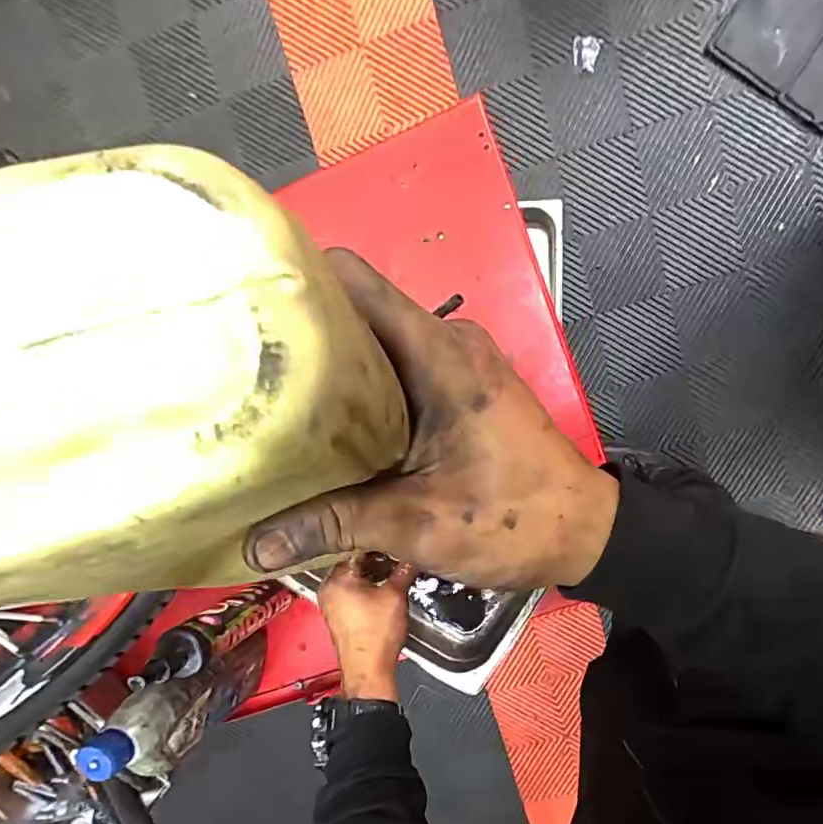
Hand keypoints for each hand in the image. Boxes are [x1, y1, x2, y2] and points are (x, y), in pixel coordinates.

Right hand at [246, 249, 617, 589]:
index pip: (352, 280)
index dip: (293, 280)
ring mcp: (459, 366)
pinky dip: (363, 395)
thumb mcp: (419, 522)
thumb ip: (336, 523)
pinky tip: (327, 430)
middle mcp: (449, 344)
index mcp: (439, 352)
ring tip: (268, 401)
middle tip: (236, 369)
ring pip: (378, 349)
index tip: (240, 305)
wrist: (586, 532)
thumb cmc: (514, 520)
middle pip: (357, 314)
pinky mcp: (465, 393)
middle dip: (299, 337)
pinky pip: (400, 376)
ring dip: (331, 372)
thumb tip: (255, 543)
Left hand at [317, 553, 416, 701]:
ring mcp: (330, 604)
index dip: (379, 547)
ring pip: (353, 579)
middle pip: (353, 564)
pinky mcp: (338, 616)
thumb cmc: (377, 633)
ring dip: (372, 576)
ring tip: (394, 573)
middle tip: (398, 557)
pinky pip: (351, 593)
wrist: (368, 669)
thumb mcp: (395, 596)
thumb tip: (413, 556)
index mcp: (336, 579)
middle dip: (376, 562)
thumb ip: (403, 571)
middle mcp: (327, 589)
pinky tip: (384, 591)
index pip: (357, 550)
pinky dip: (366, 589)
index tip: (395, 544)